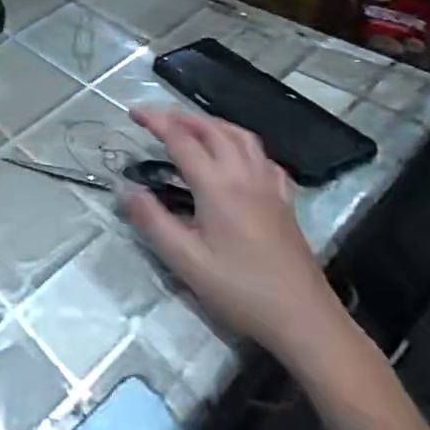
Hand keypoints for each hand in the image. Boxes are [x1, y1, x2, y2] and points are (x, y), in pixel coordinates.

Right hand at [123, 108, 331, 353]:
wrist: (303, 317)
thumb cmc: (240, 289)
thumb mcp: (186, 261)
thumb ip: (152, 221)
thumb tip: (126, 190)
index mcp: (217, 184)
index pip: (180, 138)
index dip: (155, 121)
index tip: (134, 113)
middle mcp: (244, 173)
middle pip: (212, 128)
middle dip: (182, 117)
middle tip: (158, 119)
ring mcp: (268, 184)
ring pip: (240, 135)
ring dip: (212, 124)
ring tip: (193, 128)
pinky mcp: (284, 199)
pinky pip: (262, 156)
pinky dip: (242, 144)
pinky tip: (237, 157)